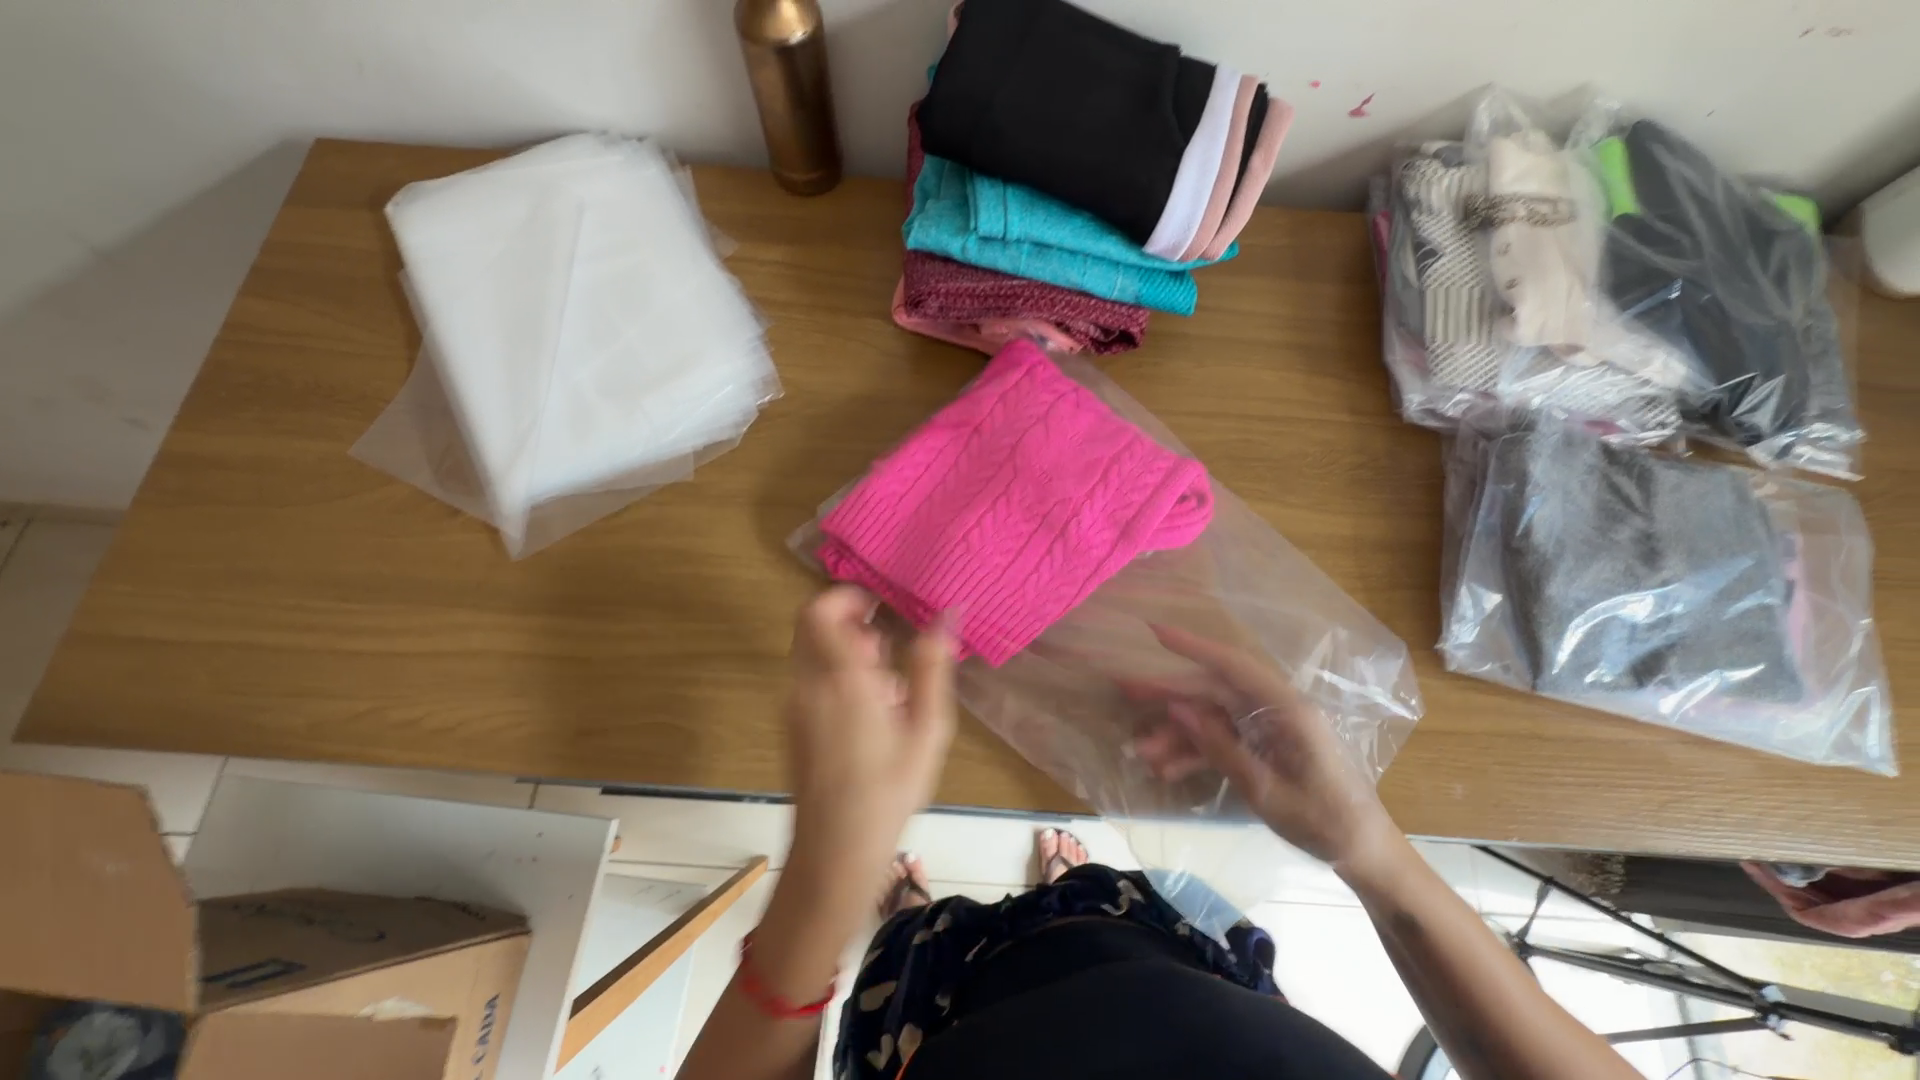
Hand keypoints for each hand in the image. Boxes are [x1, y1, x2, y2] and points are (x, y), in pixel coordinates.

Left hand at [783, 586, 957, 892]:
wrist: (835, 850)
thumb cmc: (889, 790)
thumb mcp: (928, 729)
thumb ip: (932, 668)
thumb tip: (945, 618)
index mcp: (842, 679)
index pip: (820, 611)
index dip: (844, 597)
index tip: (876, 606)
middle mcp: (808, 685)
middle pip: (811, 628)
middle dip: (848, 626)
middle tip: (885, 648)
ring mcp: (794, 708)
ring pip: (810, 656)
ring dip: (843, 654)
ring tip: (887, 689)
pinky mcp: (791, 728)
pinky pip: (809, 683)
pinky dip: (834, 679)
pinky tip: (869, 718)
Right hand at [1129, 625, 1403, 875]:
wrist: (1363, 851)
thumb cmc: (1323, 820)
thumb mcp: (1265, 790)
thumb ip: (1221, 747)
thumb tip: (1178, 708)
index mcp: (1287, 710)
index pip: (1233, 666)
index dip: (1193, 647)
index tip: (1155, 633)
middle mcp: (1277, 710)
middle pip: (1215, 691)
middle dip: (1170, 695)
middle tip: (1125, 692)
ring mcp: (1271, 728)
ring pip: (1214, 718)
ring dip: (1179, 734)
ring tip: (1143, 755)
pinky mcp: (1266, 747)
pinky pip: (1224, 739)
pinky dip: (1197, 752)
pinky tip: (1167, 769)